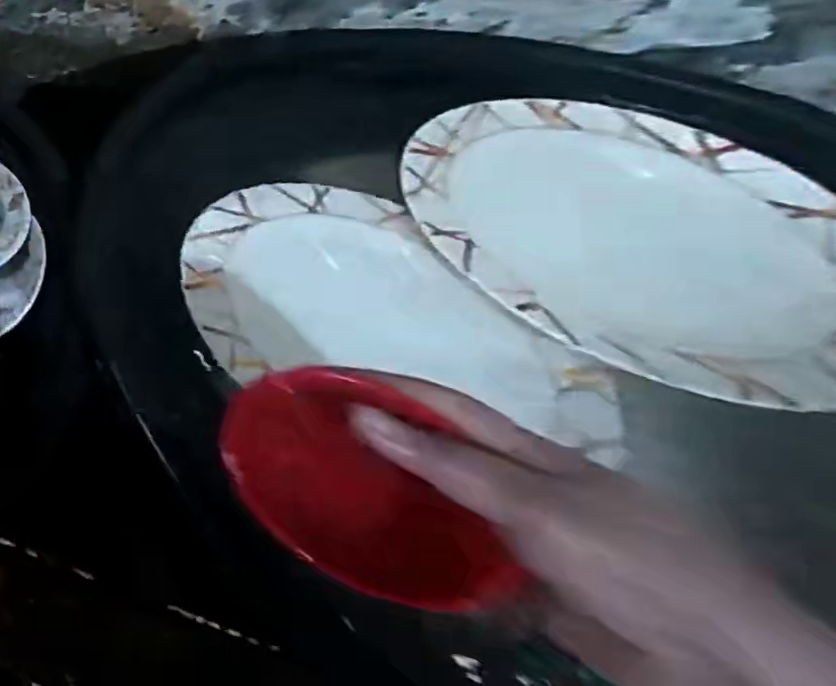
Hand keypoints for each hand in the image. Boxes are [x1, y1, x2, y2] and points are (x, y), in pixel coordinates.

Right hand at [350, 373, 835, 685]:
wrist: (723, 664)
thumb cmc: (631, 560)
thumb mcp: (535, 505)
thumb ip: (448, 464)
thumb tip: (360, 413)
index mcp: (525, 452)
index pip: (440, 403)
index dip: (384, 384)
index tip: (326, 378)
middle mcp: (516, 483)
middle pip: (433, 449)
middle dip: (375, 434)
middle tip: (313, 431)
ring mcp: (518, 531)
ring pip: (437, 500)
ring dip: (388, 487)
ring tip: (329, 478)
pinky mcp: (519, 579)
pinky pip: (453, 551)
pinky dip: (413, 540)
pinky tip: (377, 538)